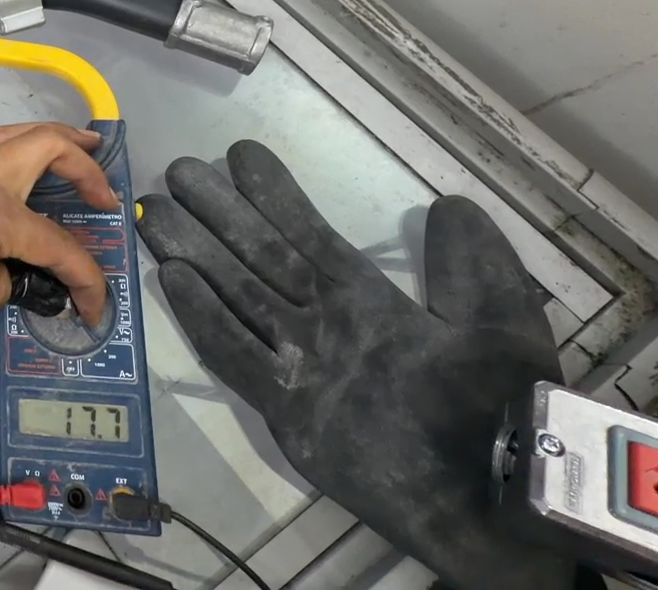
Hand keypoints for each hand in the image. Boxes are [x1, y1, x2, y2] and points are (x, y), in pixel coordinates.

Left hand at [0, 122, 115, 361]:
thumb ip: (5, 284)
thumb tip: (18, 274)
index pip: (57, 245)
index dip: (85, 280)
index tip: (94, 310)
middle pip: (43, 146)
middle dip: (84, 162)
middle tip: (106, 192)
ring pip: (10, 135)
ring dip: (50, 138)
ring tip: (81, 151)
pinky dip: (16, 150)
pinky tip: (25, 172)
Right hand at [140, 140, 573, 589]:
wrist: (504, 504)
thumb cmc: (502, 408)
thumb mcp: (501, 324)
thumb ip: (474, 265)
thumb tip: (447, 203)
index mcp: (364, 297)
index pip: (307, 231)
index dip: (275, 193)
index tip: (239, 152)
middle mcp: (320, 319)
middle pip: (255, 253)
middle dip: (216, 210)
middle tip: (178, 170)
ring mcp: (298, 361)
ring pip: (233, 292)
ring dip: (193, 250)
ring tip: (153, 210)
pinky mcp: (286, 407)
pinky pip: (234, 354)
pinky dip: (203, 317)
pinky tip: (171, 279)